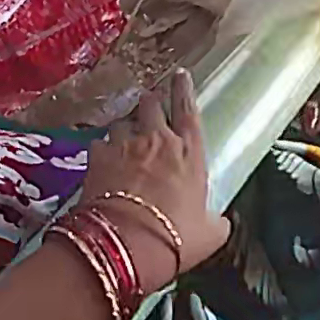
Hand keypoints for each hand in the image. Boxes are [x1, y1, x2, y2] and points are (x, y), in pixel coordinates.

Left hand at [80, 70, 229, 288]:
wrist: (127, 245)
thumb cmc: (176, 237)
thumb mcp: (209, 234)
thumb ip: (217, 222)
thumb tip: (222, 224)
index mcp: (189, 152)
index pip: (188, 109)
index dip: (184, 89)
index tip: (181, 74)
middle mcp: (157, 140)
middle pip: (151, 104)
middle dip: (150, 102)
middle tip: (149, 107)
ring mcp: (125, 146)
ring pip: (122, 122)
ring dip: (125, 127)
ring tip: (124, 138)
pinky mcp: (97, 158)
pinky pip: (99, 144)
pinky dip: (102, 149)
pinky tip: (102, 160)